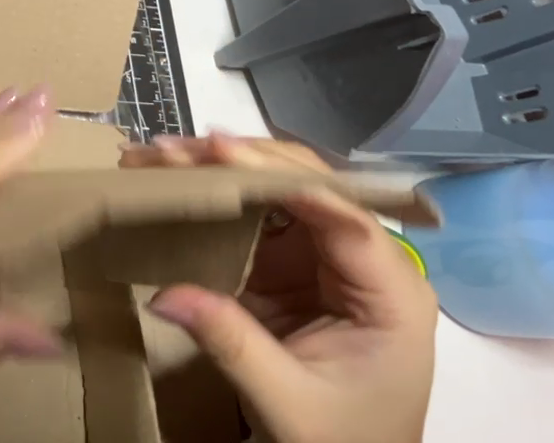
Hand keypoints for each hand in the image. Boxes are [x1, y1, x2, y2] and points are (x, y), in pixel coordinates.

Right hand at [122, 134, 435, 442]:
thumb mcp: (288, 403)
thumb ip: (231, 342)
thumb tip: (162, 293)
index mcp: (391, 294)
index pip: (343, 216)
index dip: (283, 177)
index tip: (221, 152)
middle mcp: (364, 259)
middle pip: (308, 185)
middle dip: (241, 159)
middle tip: (174, 150)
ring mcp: (325, 255)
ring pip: (278, 187)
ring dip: (223, 165)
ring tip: (163, 154)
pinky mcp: (291, 260)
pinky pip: (256, 211)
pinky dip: (216, 190)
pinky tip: (178, 175)